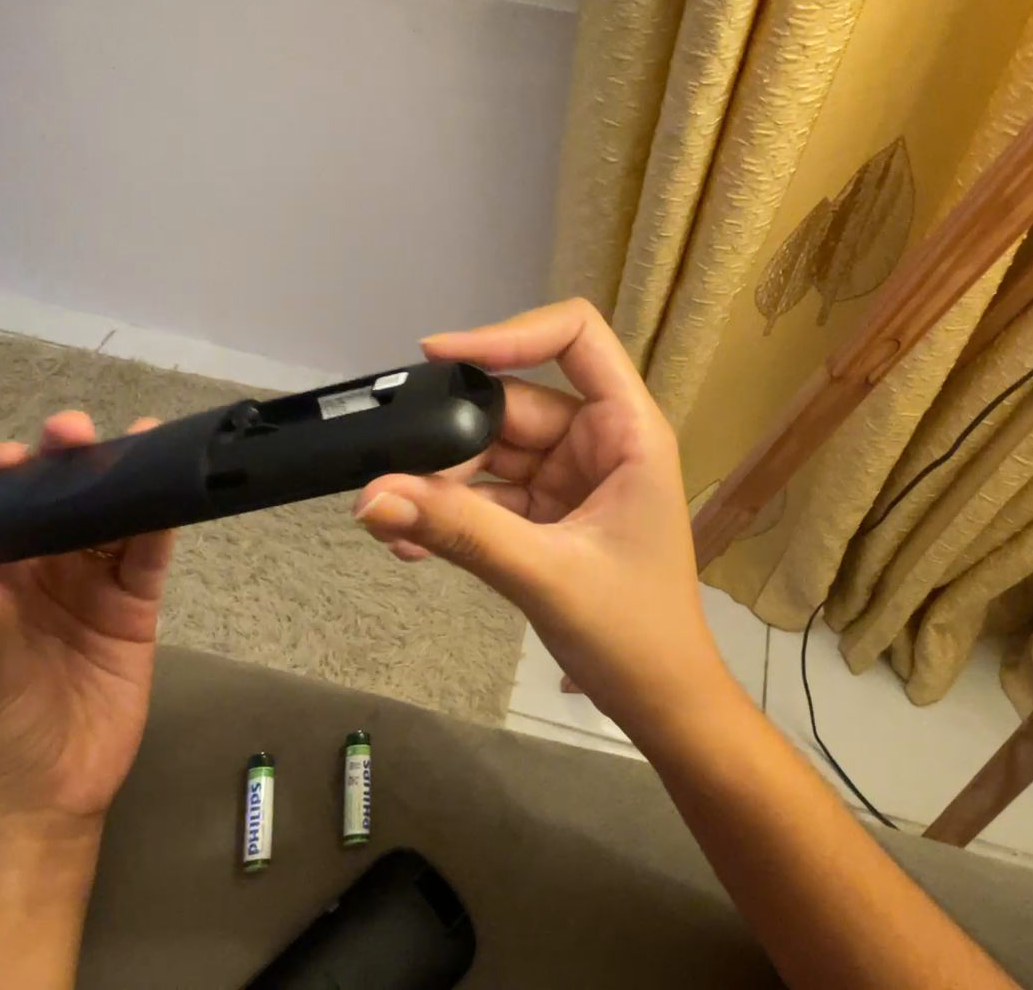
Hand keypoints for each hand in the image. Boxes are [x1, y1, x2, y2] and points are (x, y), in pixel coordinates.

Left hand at [0, 410, 174, 827]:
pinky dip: (162, 525)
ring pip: (111, 520)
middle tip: (76, 431)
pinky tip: (173, 493)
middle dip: (65, 462)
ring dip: (123, 482)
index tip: (9, 457)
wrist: (50, 798)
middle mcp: (42, 570)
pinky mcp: (134, 607)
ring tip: (143, 439)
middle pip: (56, 502)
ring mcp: (92, 586)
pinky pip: (149, 557)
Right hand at [352, 299, 732, 726]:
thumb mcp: (545, 573)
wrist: (660, 700)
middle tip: (395, 484)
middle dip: (452, 442)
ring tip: (392, 524)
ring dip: (442, 485)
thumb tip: (372, 498)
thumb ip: (460, 531)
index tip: (438, 357)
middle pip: (512, 405)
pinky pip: (490, 497)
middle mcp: (599, 442)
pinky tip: (411, 543)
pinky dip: (453, 514)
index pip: (575, 337)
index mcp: (627, 431)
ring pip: (492, 453)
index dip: (508, 334)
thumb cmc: (632, 633)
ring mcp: (571, 478)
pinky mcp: (548, 514)